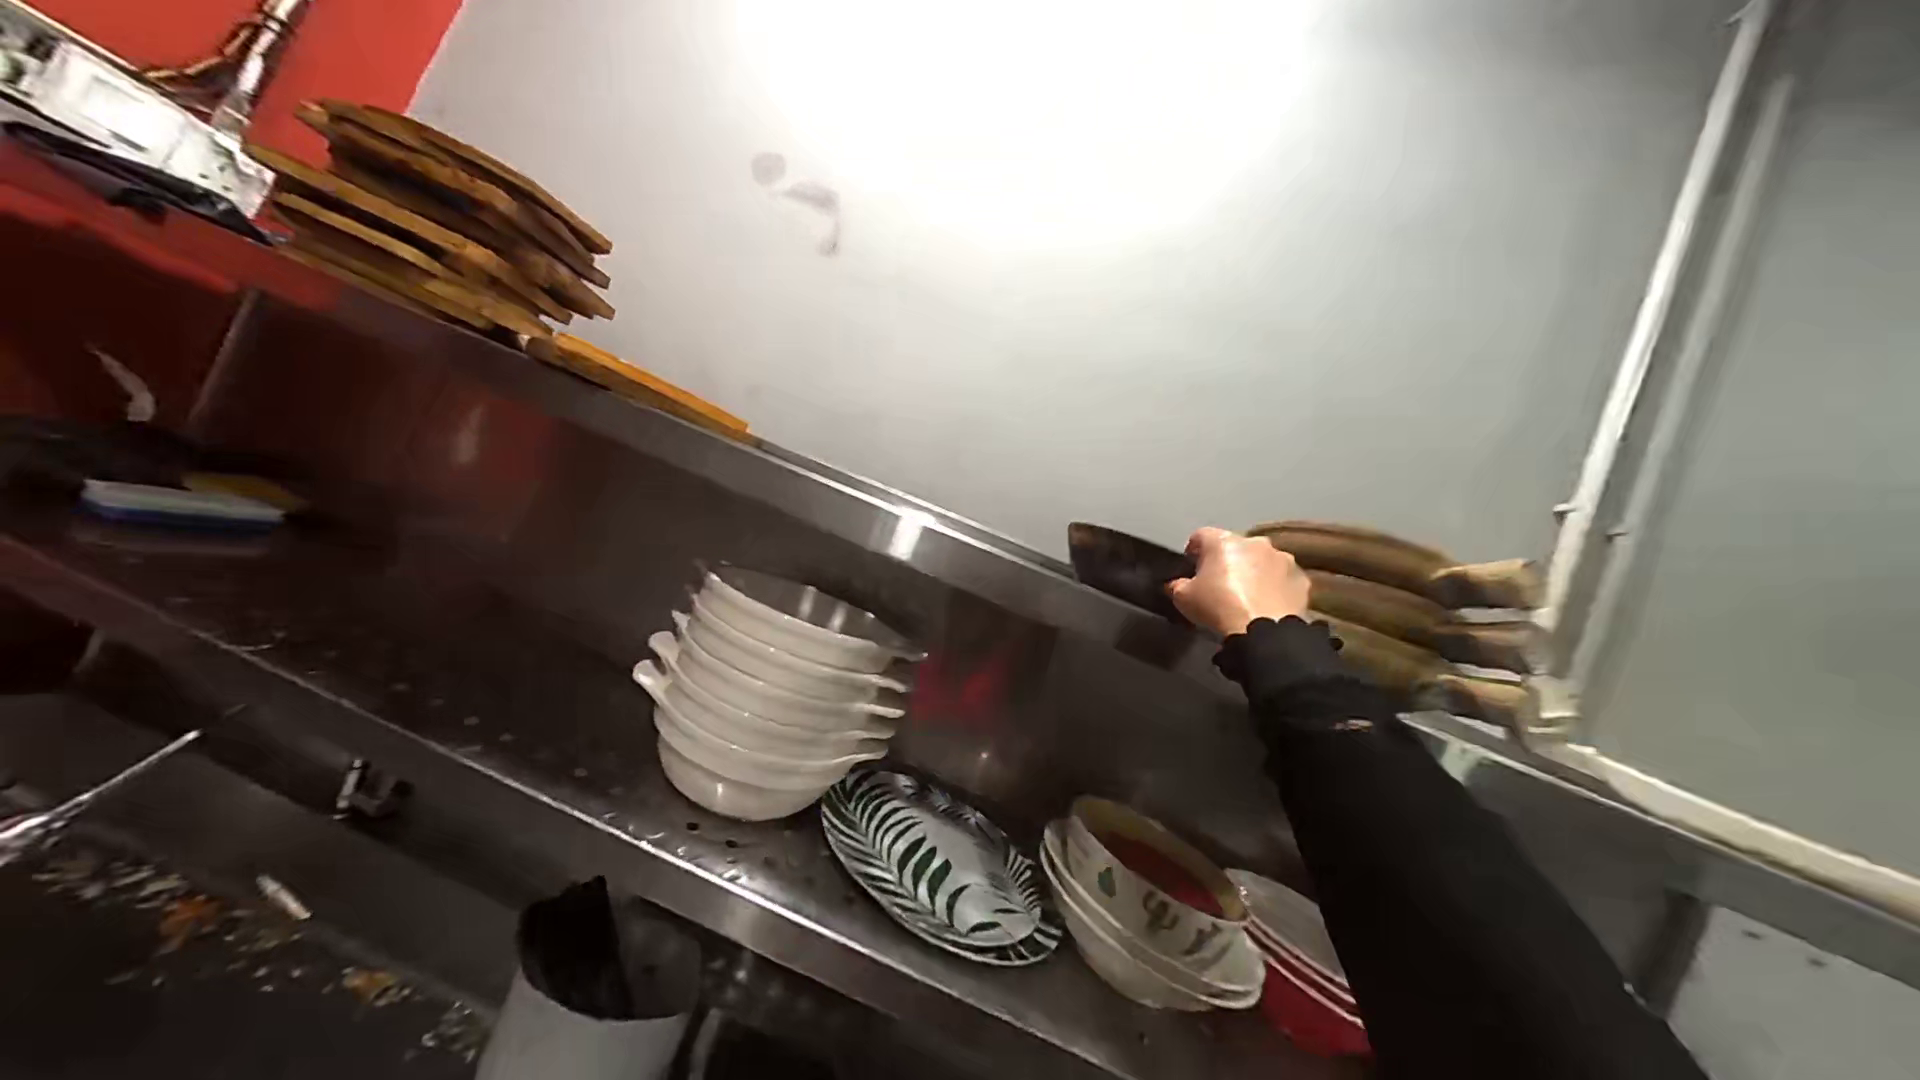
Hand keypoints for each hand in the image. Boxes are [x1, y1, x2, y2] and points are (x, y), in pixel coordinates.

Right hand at [1166, 527, 1311, 636]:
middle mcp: (1254, 543)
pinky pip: (1282, 579)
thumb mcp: (1183, 598)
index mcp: (1223, 542)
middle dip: (1226, 561)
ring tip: (1245, 597)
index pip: (1200, 536)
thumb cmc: (1220, 608)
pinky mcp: (1300, 579)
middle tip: (1218, 585)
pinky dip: (1275, 587)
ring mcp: (1282, 559)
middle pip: (1234, 546)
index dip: (1193, 550)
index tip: (1191, 566)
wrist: (1263, 632)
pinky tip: (1266, 605)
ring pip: (1261, 560)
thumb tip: (1176, 584)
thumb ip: (1176, 585)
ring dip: (1253, 572)